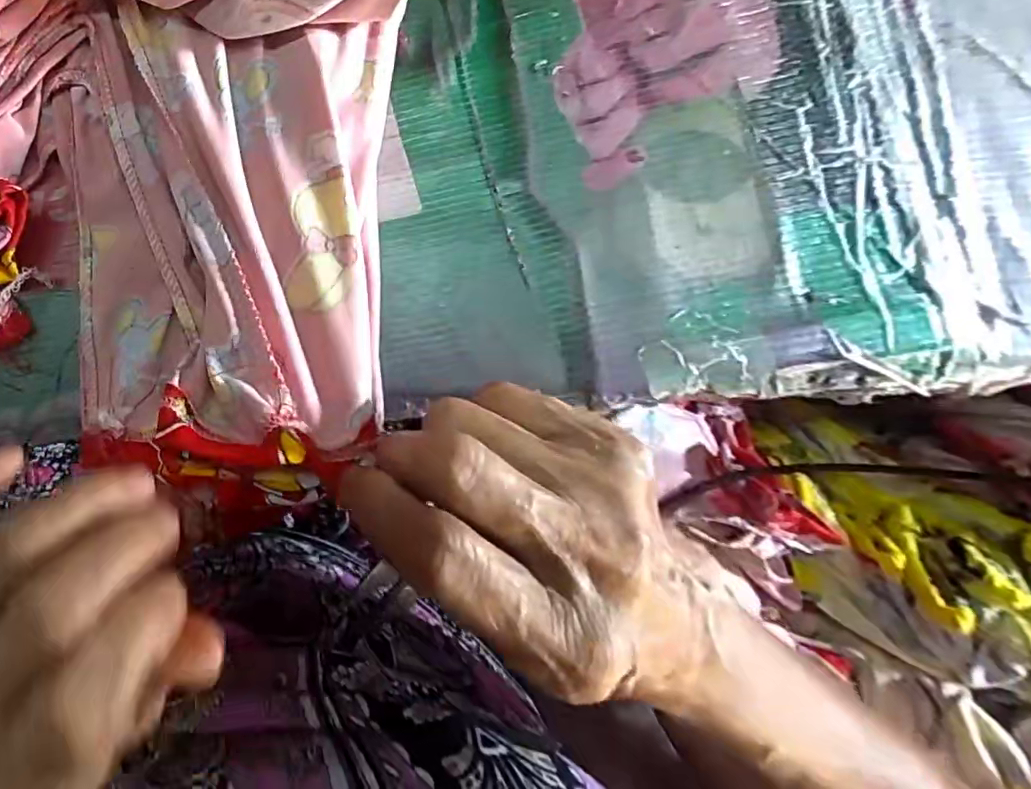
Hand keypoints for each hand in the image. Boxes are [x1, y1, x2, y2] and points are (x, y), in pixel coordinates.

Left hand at [0, 448, 224, 788]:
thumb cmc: (45, 752)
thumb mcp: (108, 741)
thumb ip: (151, 688)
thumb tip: (208, 636)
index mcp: (29, 758)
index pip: (72, 707)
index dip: (131, 634)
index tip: (179, 587)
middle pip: (37, 617)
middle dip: (114, 555)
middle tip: (169, 520)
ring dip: (74, 509)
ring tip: (136, 482)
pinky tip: (15, 457)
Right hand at [341, 383, 729, 707]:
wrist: (676, 616)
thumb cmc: (560, 630)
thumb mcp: (492, 635)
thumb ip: (427, 562)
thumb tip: (365, 478)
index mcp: (554, 630)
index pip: (442, 550)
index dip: (379, 505)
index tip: (354, 486)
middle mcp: (588, 552)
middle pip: (453, 464)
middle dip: (397, 455)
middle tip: (392, 467)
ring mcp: (603, 484)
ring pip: (462, 416)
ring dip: (432, 434)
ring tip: (453, 464)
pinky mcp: (607, 437)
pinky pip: (495, 394)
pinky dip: (474, 415)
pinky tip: (496, 449)